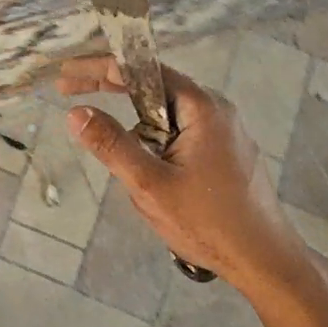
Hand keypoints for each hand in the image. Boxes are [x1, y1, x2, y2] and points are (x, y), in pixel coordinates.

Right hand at [57, 54, 310, 292]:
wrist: (262, 258)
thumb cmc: (206, 221)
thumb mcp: (148, 184)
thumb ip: (111, 145)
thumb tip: (75, 112)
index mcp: (201, 108)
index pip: (143, 71)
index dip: (100, 68)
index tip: (66, 74)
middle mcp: (215, 110)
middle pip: (152, 88)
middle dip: (109, 89)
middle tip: (66, 90)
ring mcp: (221, 132)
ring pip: (163, 117)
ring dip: (134, 130)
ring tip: (125, 170)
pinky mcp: (222, 154)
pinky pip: (177, 135)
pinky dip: (151, 143)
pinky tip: (146, 174)